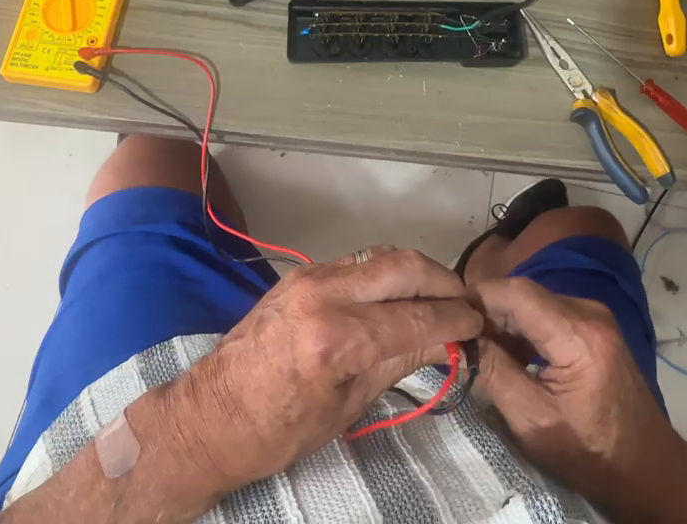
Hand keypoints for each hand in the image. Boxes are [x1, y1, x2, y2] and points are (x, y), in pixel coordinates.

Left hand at [163, 247, 482, 494]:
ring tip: (441, 296)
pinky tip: (403, 293)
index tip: (477, 324)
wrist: (209, 417)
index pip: (416, 316)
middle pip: (404, 266)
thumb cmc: (277, 430)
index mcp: (336, 339)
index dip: (455, 319)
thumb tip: (450, 342)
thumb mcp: (347, 406)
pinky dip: (389, 272)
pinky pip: (359, 262)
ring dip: (418, 271)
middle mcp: (325, 295)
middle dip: (443, 281)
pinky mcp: (302, 273)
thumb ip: (400, 361)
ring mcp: (311, 276)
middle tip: (465, 303)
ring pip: (383, 255)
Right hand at [476, 278, 686, 523]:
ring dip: (504, 319)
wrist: (646, 467)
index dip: (478, 297)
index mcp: (578, 333)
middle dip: (487, 310)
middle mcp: (590, 311)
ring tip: (476, 346)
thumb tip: (456, 338)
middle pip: (525, 293)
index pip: (517, 292)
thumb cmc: (589, 450)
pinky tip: (507, 351)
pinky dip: (524, 326)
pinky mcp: (595, 325)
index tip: (446, 315)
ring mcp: (595, 315)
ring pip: (535, 300)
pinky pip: (550, 312)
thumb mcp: (532, 420)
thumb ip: (493, 372)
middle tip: (456, 335)